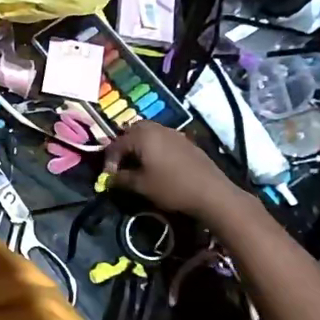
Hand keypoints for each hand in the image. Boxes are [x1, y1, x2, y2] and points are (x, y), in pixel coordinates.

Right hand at [102, 122, 246, 221]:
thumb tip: (109, 178)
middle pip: (132, 131)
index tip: (109, 177)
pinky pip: (162, 139)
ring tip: (138, 165)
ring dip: (139, 146)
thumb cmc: (171, 187)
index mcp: (142, 136)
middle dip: (124, 147)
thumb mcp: (141, 186)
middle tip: (122, 165)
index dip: (109, 160)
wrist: (210, 191)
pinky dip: (154, 147)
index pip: (116, 144)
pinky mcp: (185, 141)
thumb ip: (121, 179)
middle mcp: (156, 128)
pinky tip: (158, 165)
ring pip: (148, 133)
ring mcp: (173, 133)